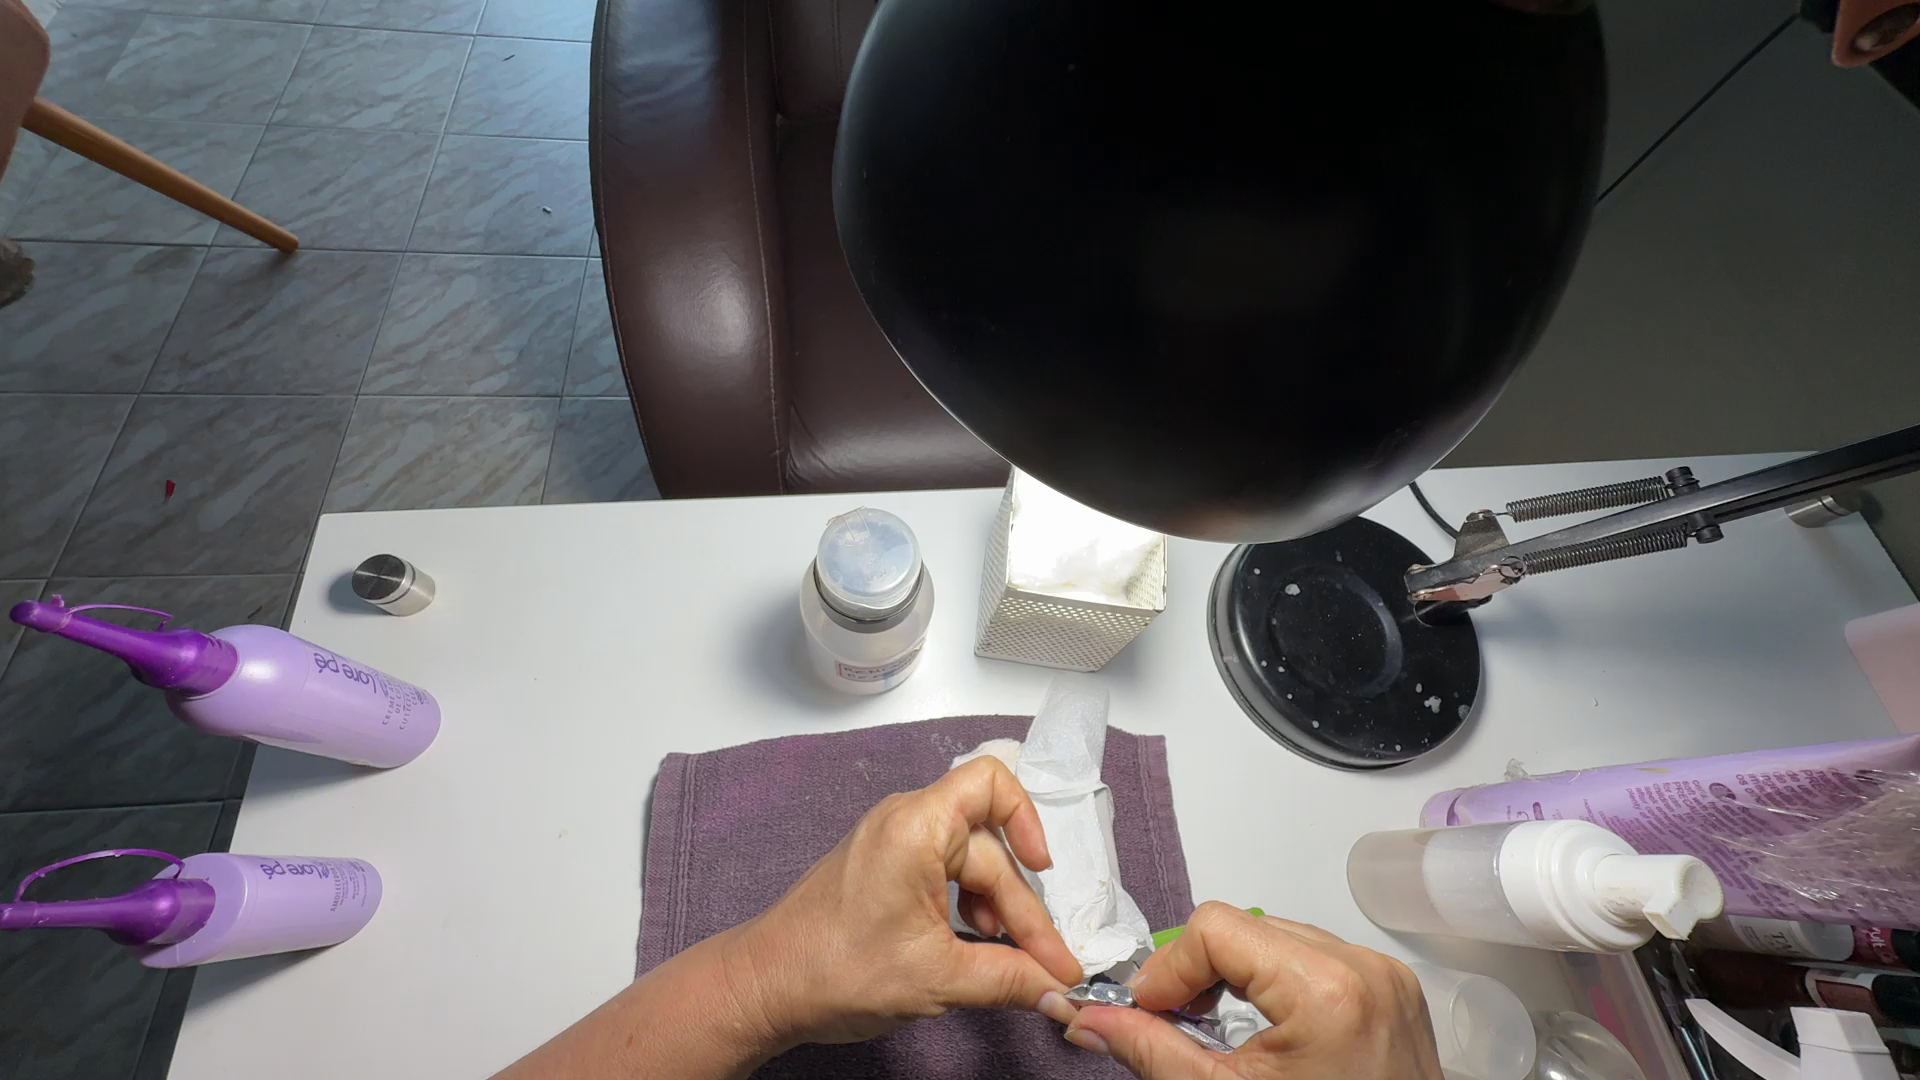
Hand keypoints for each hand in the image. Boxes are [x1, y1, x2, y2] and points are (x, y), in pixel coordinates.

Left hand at [732, 756, 1085, 1048]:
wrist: (766, 986)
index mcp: (917, 825)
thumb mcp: (936, 978)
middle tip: (1048, 967)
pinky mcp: (886, 863)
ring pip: (968, 860)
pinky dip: (966, 903)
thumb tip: (1061, 992)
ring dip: (995, 906)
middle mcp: (907, 819)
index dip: (1027, 819)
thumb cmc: (838, 970)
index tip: (1044, 870)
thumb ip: (1009, 979)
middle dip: (1020, 907)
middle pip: (987, 845)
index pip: (991, 784)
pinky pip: (943, 869)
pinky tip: (973, 943)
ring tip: (1005, 956)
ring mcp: (894, 839)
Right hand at [1064, 902, 1441, 1079]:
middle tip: (1174, 1018)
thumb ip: (1152, 1050)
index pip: (1215, 928)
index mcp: (1326, 991)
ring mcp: (1382, 974)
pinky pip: (1310, 953)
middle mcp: (1360, 966)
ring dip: (1235, 972)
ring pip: (1273, 935)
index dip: (1171, 968)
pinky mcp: (1391, 986)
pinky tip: (1265, 1022)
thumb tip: (1088, 1017)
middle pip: (1242, 928)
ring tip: (1218, 1022)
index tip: (1147, 1008)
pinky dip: (1274, 978)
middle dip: (1199, 971)